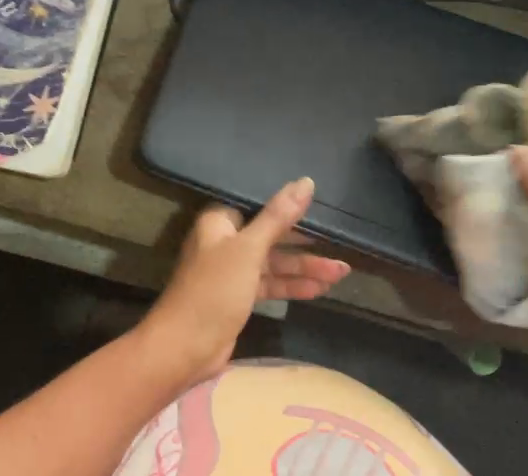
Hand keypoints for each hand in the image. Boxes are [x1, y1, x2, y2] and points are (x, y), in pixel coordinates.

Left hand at [138, 177, 351, 382]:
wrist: (185, 347)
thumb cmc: (214, 289)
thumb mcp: (249, 249)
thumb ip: (278, 216)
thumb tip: (305, 181)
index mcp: (220, 221)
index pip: (260, 205)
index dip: (289, 206)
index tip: (321, 205)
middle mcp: (226, 240)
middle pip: (271, 235)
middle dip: (305, 244)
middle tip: (341, 244)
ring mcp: (233, 270)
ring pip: (274, 262)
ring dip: (305, 267)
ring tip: (342, 272)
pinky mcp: (239, 295)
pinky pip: (271, 284)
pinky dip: (293, 286)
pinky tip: (321, 288)